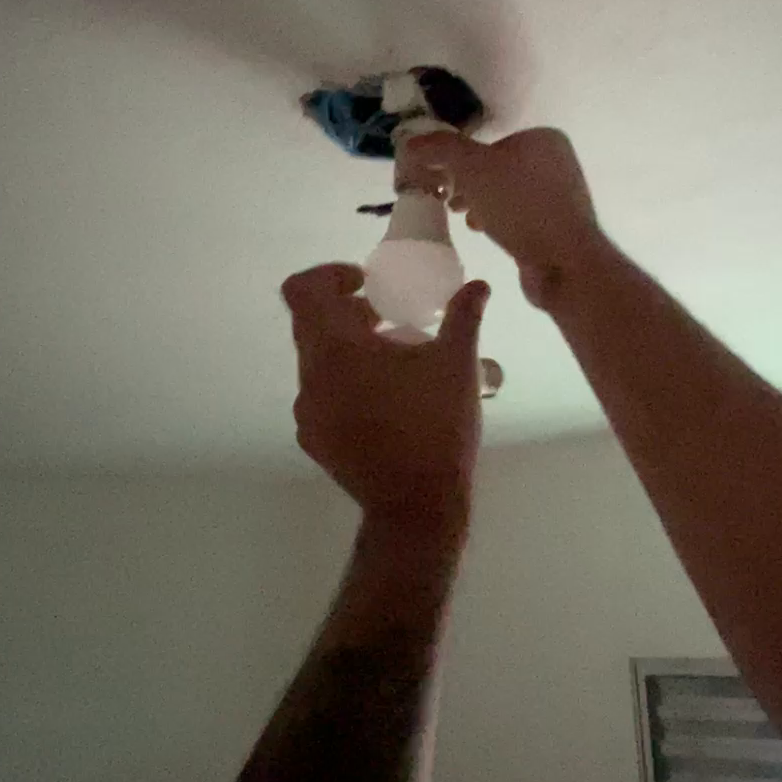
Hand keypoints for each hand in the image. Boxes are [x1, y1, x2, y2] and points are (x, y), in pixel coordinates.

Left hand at [282, 264, 489, 528]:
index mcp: (336, 349)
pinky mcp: (314, 440)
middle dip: (350, 313)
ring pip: (318, 362)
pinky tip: (387, 402)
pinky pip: (323, 395)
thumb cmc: (436, 426)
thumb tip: (479, 285)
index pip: (302, 290)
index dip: (330, 275)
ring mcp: (307, 412)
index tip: (366, 284)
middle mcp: (310, 376)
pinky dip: (347, 383)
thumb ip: (464, 316)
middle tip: (391, 320)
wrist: (417, 505)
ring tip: (396, 364)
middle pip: (312, 324)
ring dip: (350, 350)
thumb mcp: (458, 364)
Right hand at [405, 127, 613, 308]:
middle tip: (448, 200)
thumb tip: (412, 142)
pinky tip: (485, 234)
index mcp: (544, 140)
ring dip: (482, 204)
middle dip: (469, 184)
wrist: (563, 261)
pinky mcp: (559, 227)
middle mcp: (558, 164)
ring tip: (463, 218)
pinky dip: (500, 222)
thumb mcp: (472, 168)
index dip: (461, 159)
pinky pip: (520, 217)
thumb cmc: (520, 205)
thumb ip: (441, 149)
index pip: (491, 142)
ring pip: (508, 195)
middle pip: (499, 169)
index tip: (441, 179)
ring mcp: (561, 197)